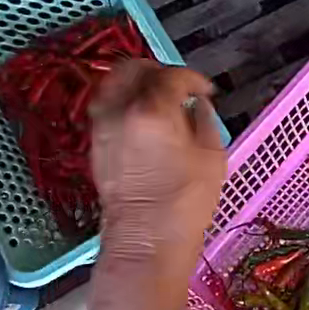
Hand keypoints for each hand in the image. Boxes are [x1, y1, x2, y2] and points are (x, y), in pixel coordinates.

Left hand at [88, 60, 225, 265]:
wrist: (147, 240)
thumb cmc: (186, 202)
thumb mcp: (212, 157)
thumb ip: (205, 121)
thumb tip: (197, 107)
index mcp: (153, 110)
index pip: (172, 76)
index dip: (193, 79)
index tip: (204, 91)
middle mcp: (120, 111)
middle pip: (131, 69)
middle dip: (157, 70)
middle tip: (176, 86)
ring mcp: (102, 128)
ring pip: (111, 86)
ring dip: (134, 84)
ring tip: (155, 99)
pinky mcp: (95, 146)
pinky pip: (106, 110)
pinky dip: (122, 104)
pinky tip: (140, 120)